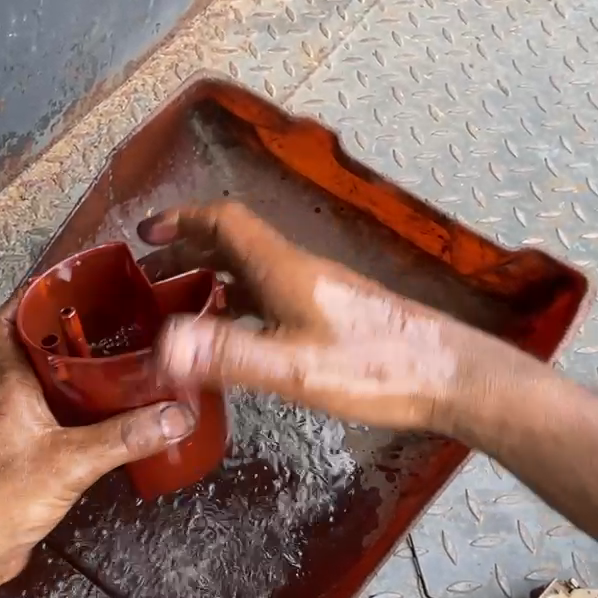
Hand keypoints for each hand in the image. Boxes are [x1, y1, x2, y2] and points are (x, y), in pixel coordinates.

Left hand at [0, 300, 197, 581]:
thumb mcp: (70, 462)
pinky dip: (79, 407)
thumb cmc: (3, 498)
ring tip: (120, 356)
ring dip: (75, 369)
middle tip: (111, 317)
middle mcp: (8, 399)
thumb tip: (178, 414)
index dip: (28, 295)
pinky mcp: (26, 455)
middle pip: (32, 348)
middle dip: (66, 328)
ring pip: (46, 383)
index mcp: (9, 385)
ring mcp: (16, 428)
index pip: (5, 322)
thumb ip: (123, 437)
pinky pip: (55, 417)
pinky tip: (110, 413)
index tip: (67, 279)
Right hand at [139, 201, 532, 434]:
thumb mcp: (293, 366)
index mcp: (283, 270)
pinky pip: (267, 292)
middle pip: (234, 242)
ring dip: (209, 273)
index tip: (146, 233)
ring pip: (250, 267)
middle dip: (186, 248)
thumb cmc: (375, 369)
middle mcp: (297, 270)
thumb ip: (228, 353)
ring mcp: (315, 290)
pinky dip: (235, 298)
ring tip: (177, 298)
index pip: (225, 223)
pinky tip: (231, 327)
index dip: (183, 220)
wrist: (452, 377)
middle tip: (149, 270)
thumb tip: (163, 345)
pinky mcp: (329, 312)